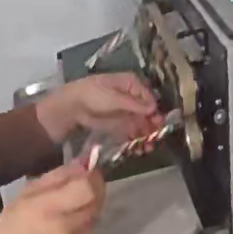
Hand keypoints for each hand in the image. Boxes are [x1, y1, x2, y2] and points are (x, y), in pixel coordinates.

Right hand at [0, 163, 106, 233]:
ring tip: (72, 211)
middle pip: (94, 205)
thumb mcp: (28, 192)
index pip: (85, 190)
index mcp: (48, 208)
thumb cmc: (14, 223)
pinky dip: (82, 230)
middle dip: (94, 193)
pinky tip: (67, 231)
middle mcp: (63, 229)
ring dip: (88, 212)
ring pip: (94, 221)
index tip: (91, 172)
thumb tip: (83, 165)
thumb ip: (57, 178)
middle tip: (84, 188)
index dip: (93, 179)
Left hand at [35, 73, 162, 143]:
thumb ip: (134, 104)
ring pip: (140, 124)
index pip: (148, 97)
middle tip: (155, 139)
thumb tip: (153, 108)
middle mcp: (130, 98)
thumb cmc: (93, 96)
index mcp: (130, 84)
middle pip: (146, 113)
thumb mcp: (114, 98)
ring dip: (145, 136)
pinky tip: (139, 150)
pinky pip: (131, 133)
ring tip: (148, 149)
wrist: (73, 108)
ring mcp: (125, 113)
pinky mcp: (118, 126)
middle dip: (152, 126)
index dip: (154, 109)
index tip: (159, 122)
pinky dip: (136, 141)